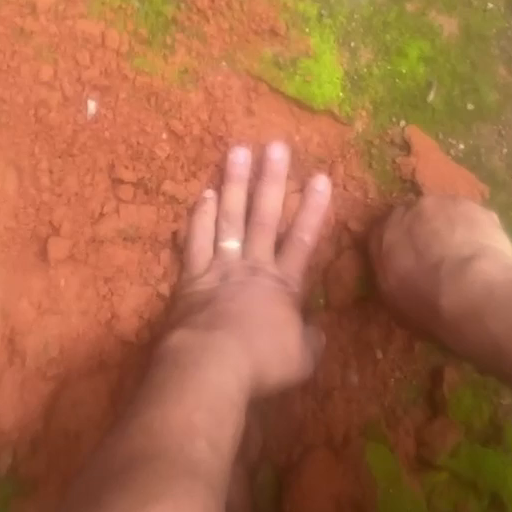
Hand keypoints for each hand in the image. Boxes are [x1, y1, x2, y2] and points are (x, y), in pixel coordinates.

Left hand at [165, 143, 332, 397]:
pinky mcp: (190, 276)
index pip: (303, 240)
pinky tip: (203, 194)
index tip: (321, 177)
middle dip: (272, 180)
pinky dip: (199, 216)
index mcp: (283, 286)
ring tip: (237, 150)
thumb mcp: (300, 361)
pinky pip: (195, 239)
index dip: (313, 209)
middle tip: (276, 145)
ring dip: (233, 183)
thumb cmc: (261, 365)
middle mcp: (252, 267)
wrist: (210, 365)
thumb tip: (318, 332)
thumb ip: (310, 342)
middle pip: (264, 216)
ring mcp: (219, 267)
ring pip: (228, 217)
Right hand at [372, 195, 511, 348]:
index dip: (399, 248)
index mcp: (382, 233)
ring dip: (453, 230)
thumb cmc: (425, 303)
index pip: (384, 233)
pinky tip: (489, 257)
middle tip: (439, 261)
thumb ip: (390, 275)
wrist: (470, 292)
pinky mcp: (475, 207)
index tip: (408, 264)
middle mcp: (408, 210)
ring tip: (468, 260)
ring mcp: (443, 205)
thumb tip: (395, 272)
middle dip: (425, 234)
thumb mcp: (393, 299)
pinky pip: (475, 219)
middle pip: (416, 218)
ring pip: (447, 215)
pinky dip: (479, 233)